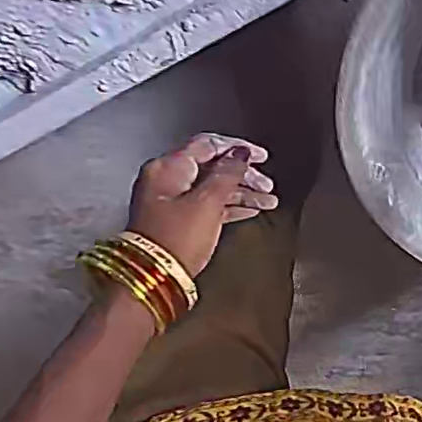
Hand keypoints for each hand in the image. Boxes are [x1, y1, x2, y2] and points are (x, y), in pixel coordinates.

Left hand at [126, 133, 276, 275]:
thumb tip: (240, 154)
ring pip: (213, 186)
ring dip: (242, 191)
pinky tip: (249, 210)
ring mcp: (169, 199)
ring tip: (266, 201)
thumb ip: (228, 173)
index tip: (259, 156)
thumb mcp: (209, 201)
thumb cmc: (175, 239)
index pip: (208, 144)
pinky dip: (230, 204)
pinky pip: (208, 203)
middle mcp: (166, 179)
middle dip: (243, 174)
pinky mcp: (176, 218)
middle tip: (266, 184)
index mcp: (168, 167)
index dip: (237, 148)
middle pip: (212, 165)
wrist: (154, 277)